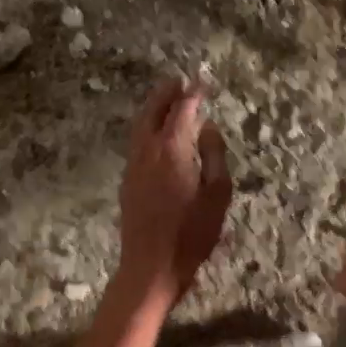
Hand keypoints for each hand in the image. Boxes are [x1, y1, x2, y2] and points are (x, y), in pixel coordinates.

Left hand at [116, 79, 232, 304]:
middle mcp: (148, 151)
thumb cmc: (192, 233)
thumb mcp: (217, 193)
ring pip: (140, 126)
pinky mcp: (128, 181)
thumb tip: (208, 127)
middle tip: (178, 79)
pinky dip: (147, 127)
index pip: (182, 110)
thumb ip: (213, 155)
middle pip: (153, 112)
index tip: (202, 81)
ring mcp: (134, 166)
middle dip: (166, 93)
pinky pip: (136, 142)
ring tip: (167, 98)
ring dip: (153, 108)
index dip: (193, 94)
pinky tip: (157, 133)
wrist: (151, 267)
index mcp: (172, 149)